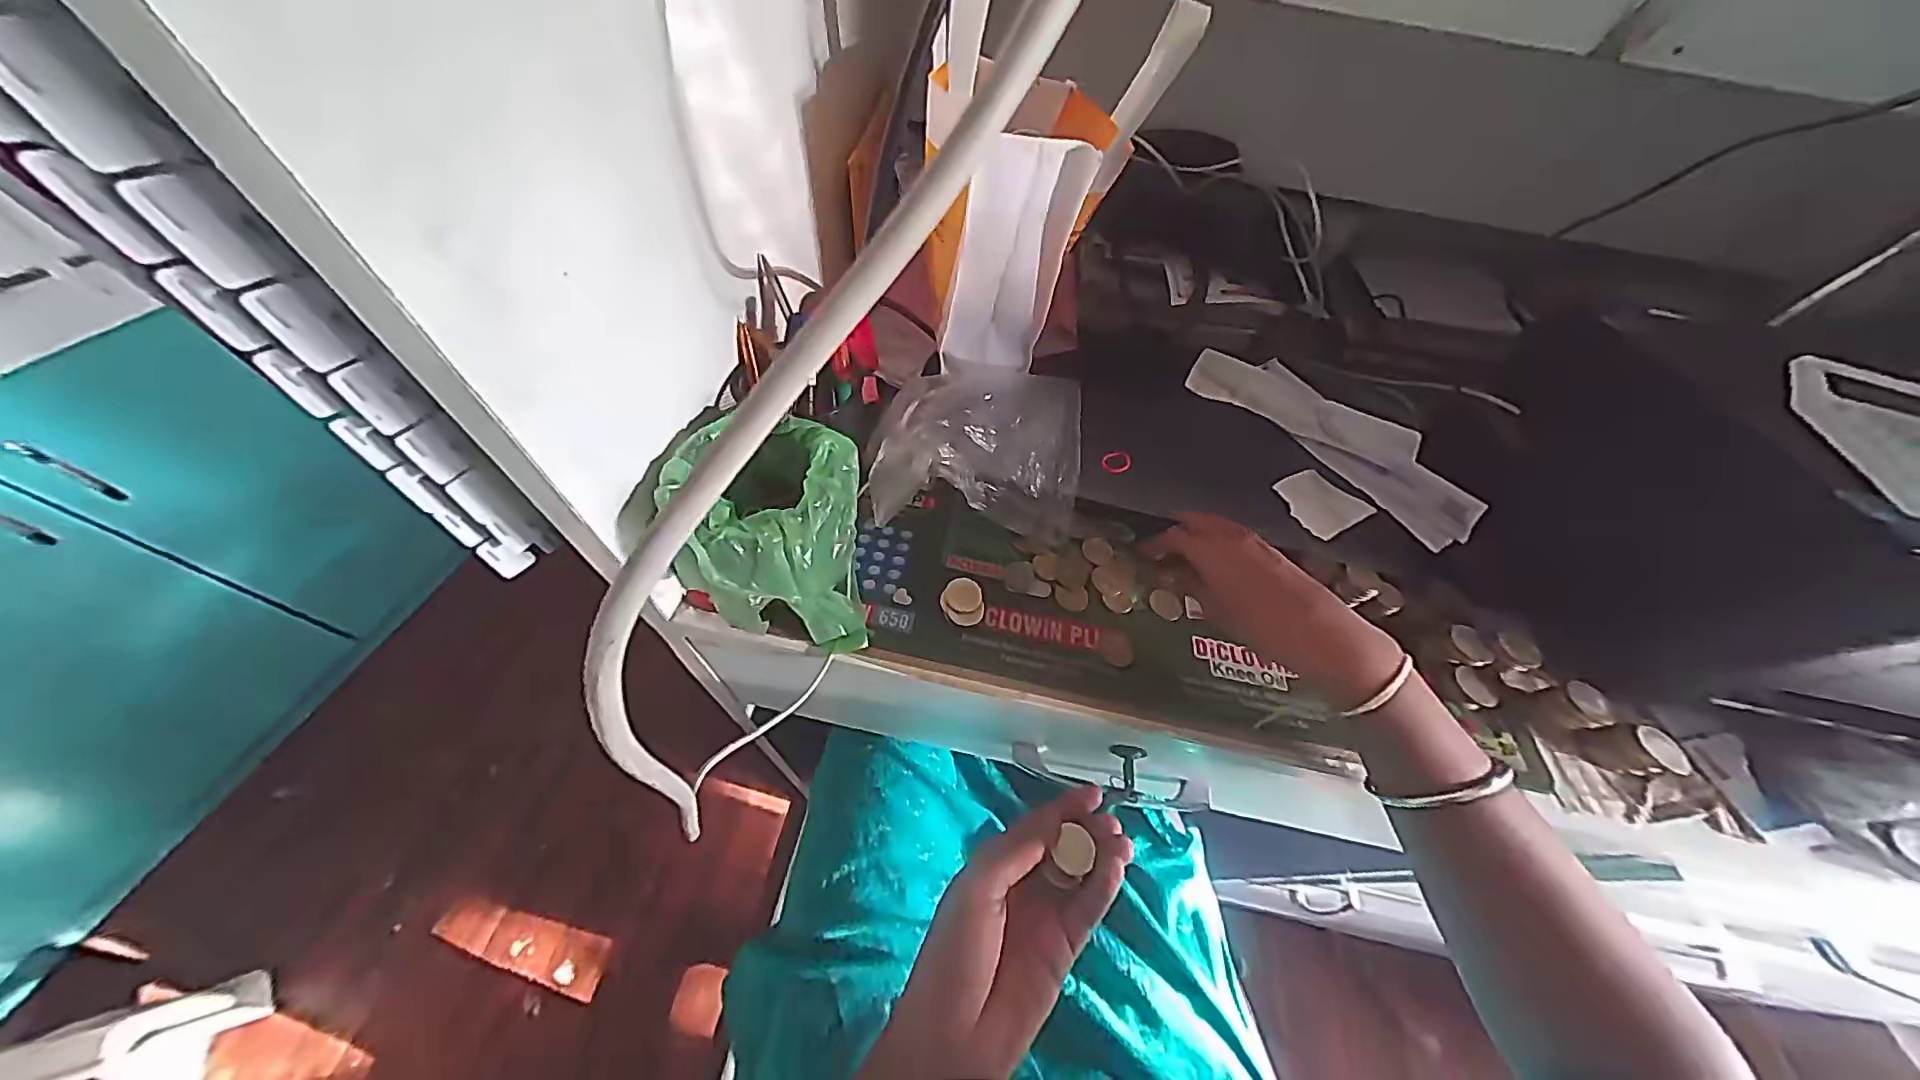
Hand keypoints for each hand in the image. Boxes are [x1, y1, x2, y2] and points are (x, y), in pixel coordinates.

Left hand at [857, 785, 1133, 1079]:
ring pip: (1081, 874)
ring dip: (1101, 854)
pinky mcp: (1065, 946)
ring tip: (1121, 841)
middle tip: (1110, 820)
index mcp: (995, 866)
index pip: (1035, 829)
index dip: (1062, 810)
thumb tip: (1054, 826)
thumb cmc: (954, 952)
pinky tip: (1115, 868)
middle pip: (1062, 848)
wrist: (956, 1032)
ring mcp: (1045, 916)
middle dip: (1086, 829)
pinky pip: (1089, 907)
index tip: (1090, 794)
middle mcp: (1022, 885)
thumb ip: (1015, 852)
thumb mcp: (976, 886)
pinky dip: (1104, 886)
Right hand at [1139, 512, 1403, 707]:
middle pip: (1194, 520)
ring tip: (1182, 560)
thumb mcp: (1217, 613)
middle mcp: (1233, 537)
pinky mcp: (1271, 551)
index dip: (1154, 543)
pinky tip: (1212, 567)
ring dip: (1196, 536)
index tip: (1142, 553)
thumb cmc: (1266, 629)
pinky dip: (1216, 544)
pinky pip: (1233, 537)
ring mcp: (1255, 542)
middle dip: (1174, 530)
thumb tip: (1174, 578)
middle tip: (1158, 550)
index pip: (1173, 535)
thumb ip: (1192, 588)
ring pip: (1215, 526)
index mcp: (1213, 549)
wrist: (1324, 637)